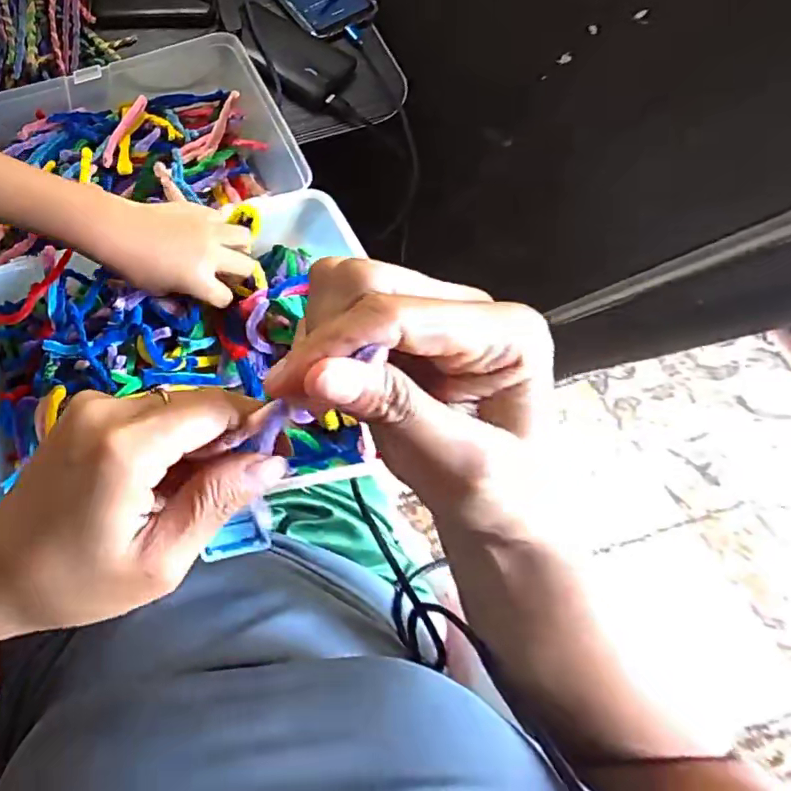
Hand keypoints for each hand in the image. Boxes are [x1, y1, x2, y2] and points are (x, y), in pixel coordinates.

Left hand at [0, 389, 281, 639]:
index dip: (250, 425)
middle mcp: (107, 406)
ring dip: (190, 442)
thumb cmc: (77, 582)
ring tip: (175, 498)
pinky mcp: (82, 408)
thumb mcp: (159, 560)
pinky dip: (162, 439)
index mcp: (126, 444)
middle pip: (192, 402)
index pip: (214, 406)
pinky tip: (149, 483)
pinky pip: (143, 411)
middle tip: (220, 494)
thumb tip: (272, 460)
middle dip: (220, 439)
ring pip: (170, 406)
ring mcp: (90, 402)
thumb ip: (215, 501)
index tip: (269, 461)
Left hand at [85, 181, 255, 306]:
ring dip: (239, 246)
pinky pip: (223, 218)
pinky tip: (207, 230)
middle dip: (241, 274)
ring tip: (227, 248)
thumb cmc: (134, 266)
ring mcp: (210, 229)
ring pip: (244, 235)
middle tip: (228, 273)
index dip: (220, 300)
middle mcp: (213, 254)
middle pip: (247, 266)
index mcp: (201, 280)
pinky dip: (220, 226)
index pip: (225, 297)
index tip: (213, 296)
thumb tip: (191, 295)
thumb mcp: (157, 290)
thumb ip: (180, 294)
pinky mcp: (201, 210)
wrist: (121, 229)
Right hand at [263, 257, 555, 530]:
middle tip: (300, 395)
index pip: (395, 314)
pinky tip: (323, 387)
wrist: (503, 509)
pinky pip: (333, 309)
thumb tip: (317, 373)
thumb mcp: (454, 461)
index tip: (286, 385)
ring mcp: (425, 310)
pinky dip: (315, 345)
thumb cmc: (497, 495)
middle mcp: (462, 306)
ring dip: (315, 340)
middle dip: (323, 335)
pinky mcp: (393, 323)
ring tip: (314, 398)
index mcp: (503, 332)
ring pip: (340, 286)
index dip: (335, 343)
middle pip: (363, 282)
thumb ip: (390, 406)